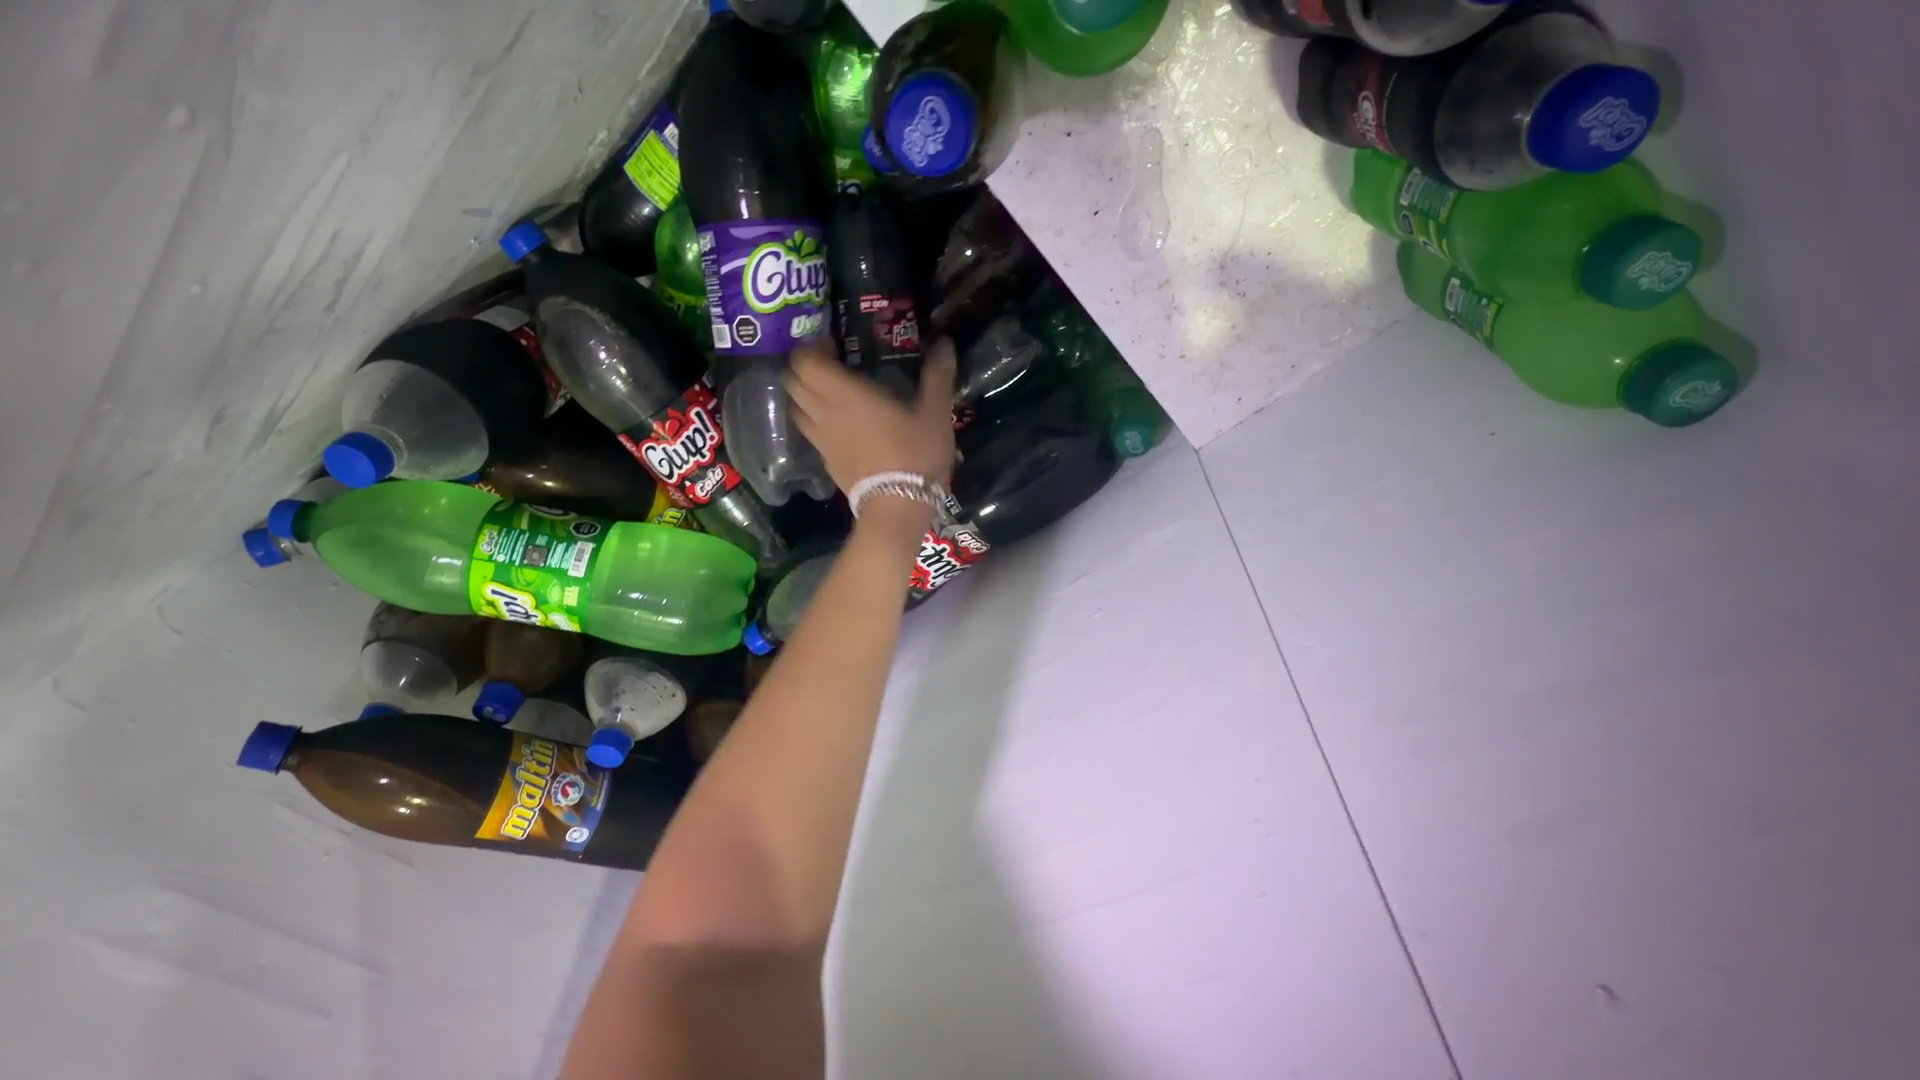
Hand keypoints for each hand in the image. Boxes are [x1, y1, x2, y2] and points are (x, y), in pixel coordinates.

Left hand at [786, 339, 957, 493]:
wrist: (897, 507)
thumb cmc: (915, 454)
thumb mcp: (935, 412)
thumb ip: (938, 375)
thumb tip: (944, 342)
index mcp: (845, 394)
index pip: (805, 361)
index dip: (811, 347)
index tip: (832, 343)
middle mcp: (824, 412)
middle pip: (793, 381)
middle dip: (804, 367)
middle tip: (830, 363)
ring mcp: (821, 439)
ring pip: (796, 408)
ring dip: (804, 394)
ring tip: (828, 392)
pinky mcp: (825, 461)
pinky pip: (808, 432)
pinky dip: (813, 420)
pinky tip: (836, 423)